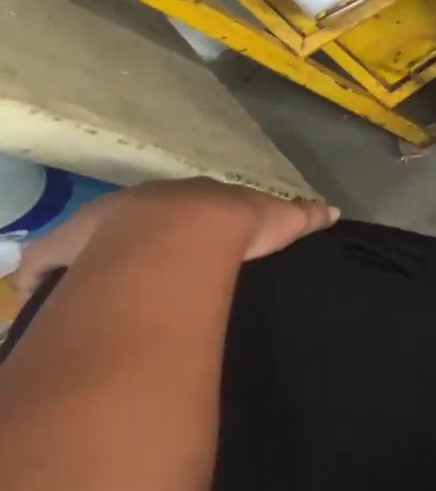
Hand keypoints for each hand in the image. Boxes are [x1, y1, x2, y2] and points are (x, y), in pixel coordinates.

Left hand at [12, 179, 336, 297]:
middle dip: (141, 233)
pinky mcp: (62, 250)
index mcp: (194, 192)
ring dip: (91, 255)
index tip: (198, 236)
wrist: (182, 235)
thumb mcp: (282, 218)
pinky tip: (55, 298)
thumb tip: (335, 211)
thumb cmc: (235, 225)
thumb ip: (307, 215)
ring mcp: (99, 223)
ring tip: (99, 282)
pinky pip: (47, 267)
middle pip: (139, 215)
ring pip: (91, 238)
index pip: (192, 202)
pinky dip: (47, 280)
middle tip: (149, 259)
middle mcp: (145, 200)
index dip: (195, 218)